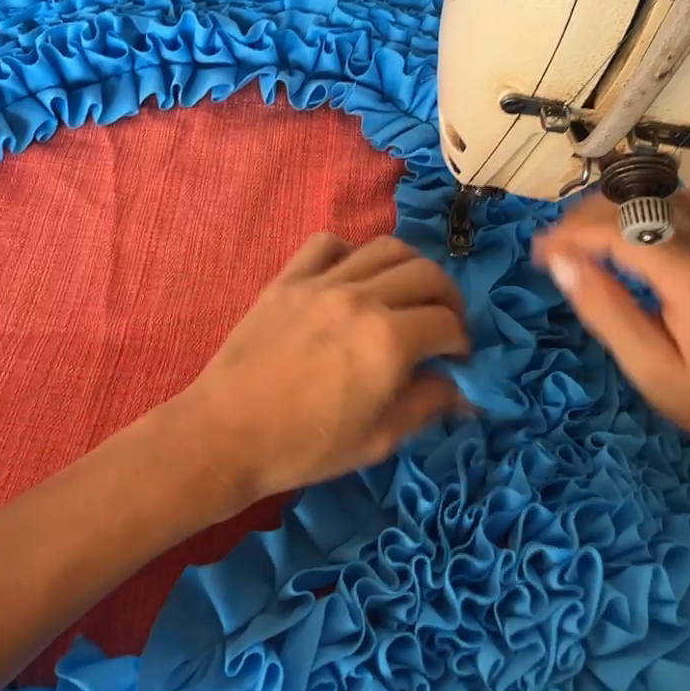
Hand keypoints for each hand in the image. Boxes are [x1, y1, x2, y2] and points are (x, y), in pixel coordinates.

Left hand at [167, 234, 471, 505]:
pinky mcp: (288, 279)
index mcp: (388, 341)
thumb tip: (463, 390)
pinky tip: (352, 277)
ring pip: (385, 248)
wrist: (227, 434)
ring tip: (408, 295)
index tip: (457, 361)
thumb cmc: (304, 447)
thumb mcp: (377, 440)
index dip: (462, 343)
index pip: (448, 323)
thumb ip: (426, 405)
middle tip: (444, 325)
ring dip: (410, 268)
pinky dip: (351, 251)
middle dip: (449, 300)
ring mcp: (321, 282)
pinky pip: (327, 243)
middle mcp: (361, 299)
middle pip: (427, 274)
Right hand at [532, 188, 689, 473]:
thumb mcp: (647, 368)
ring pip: (660, 197)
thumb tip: (560, 261)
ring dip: (613, 210)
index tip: (538, 254)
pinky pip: (680, 209)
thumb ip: (604, 309)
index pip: (621, 230)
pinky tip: (623, 239)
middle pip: (640, 204)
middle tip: (553, 249)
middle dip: (586, 218)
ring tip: (580, 239)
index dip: (572, 234)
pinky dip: (641, 212)